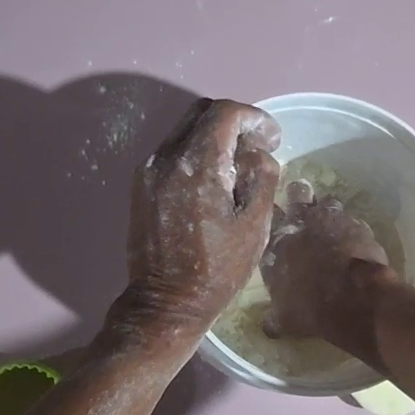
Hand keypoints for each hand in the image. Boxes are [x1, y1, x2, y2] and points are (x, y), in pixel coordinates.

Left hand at [120, 99, 280, 337]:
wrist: (166, 301)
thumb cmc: (217, 269)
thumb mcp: (254, 225)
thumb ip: (261, 176)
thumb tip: (255, 151)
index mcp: (196, 165)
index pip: (225, 113)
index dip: (255, 118)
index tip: (272, 140)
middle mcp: (165, 158)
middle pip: (201, 113)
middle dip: (234, 122)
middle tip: (256, 148)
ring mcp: (148, 170)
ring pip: (185, 130)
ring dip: (215, 138)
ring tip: (236, 168)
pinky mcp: (141, 185)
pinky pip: (172, 152)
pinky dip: (196, 153)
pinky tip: (212, 182)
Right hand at [261, 180, 392, 342]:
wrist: (353, 299)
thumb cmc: (310, 307)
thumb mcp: (284, 318)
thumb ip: (274, 316)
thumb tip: (267, 325)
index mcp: (277, 241)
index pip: (268, 216)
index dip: (272, 215)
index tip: (275, 219)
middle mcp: (302, 222)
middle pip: (297, 192)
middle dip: (298, 195)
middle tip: (302, 204)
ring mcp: (333, 220)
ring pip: (327, 201)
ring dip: (327, 211)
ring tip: (330, 224)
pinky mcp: (359, 225)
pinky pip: (352, 219)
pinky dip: (350, 228)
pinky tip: (352, 241)